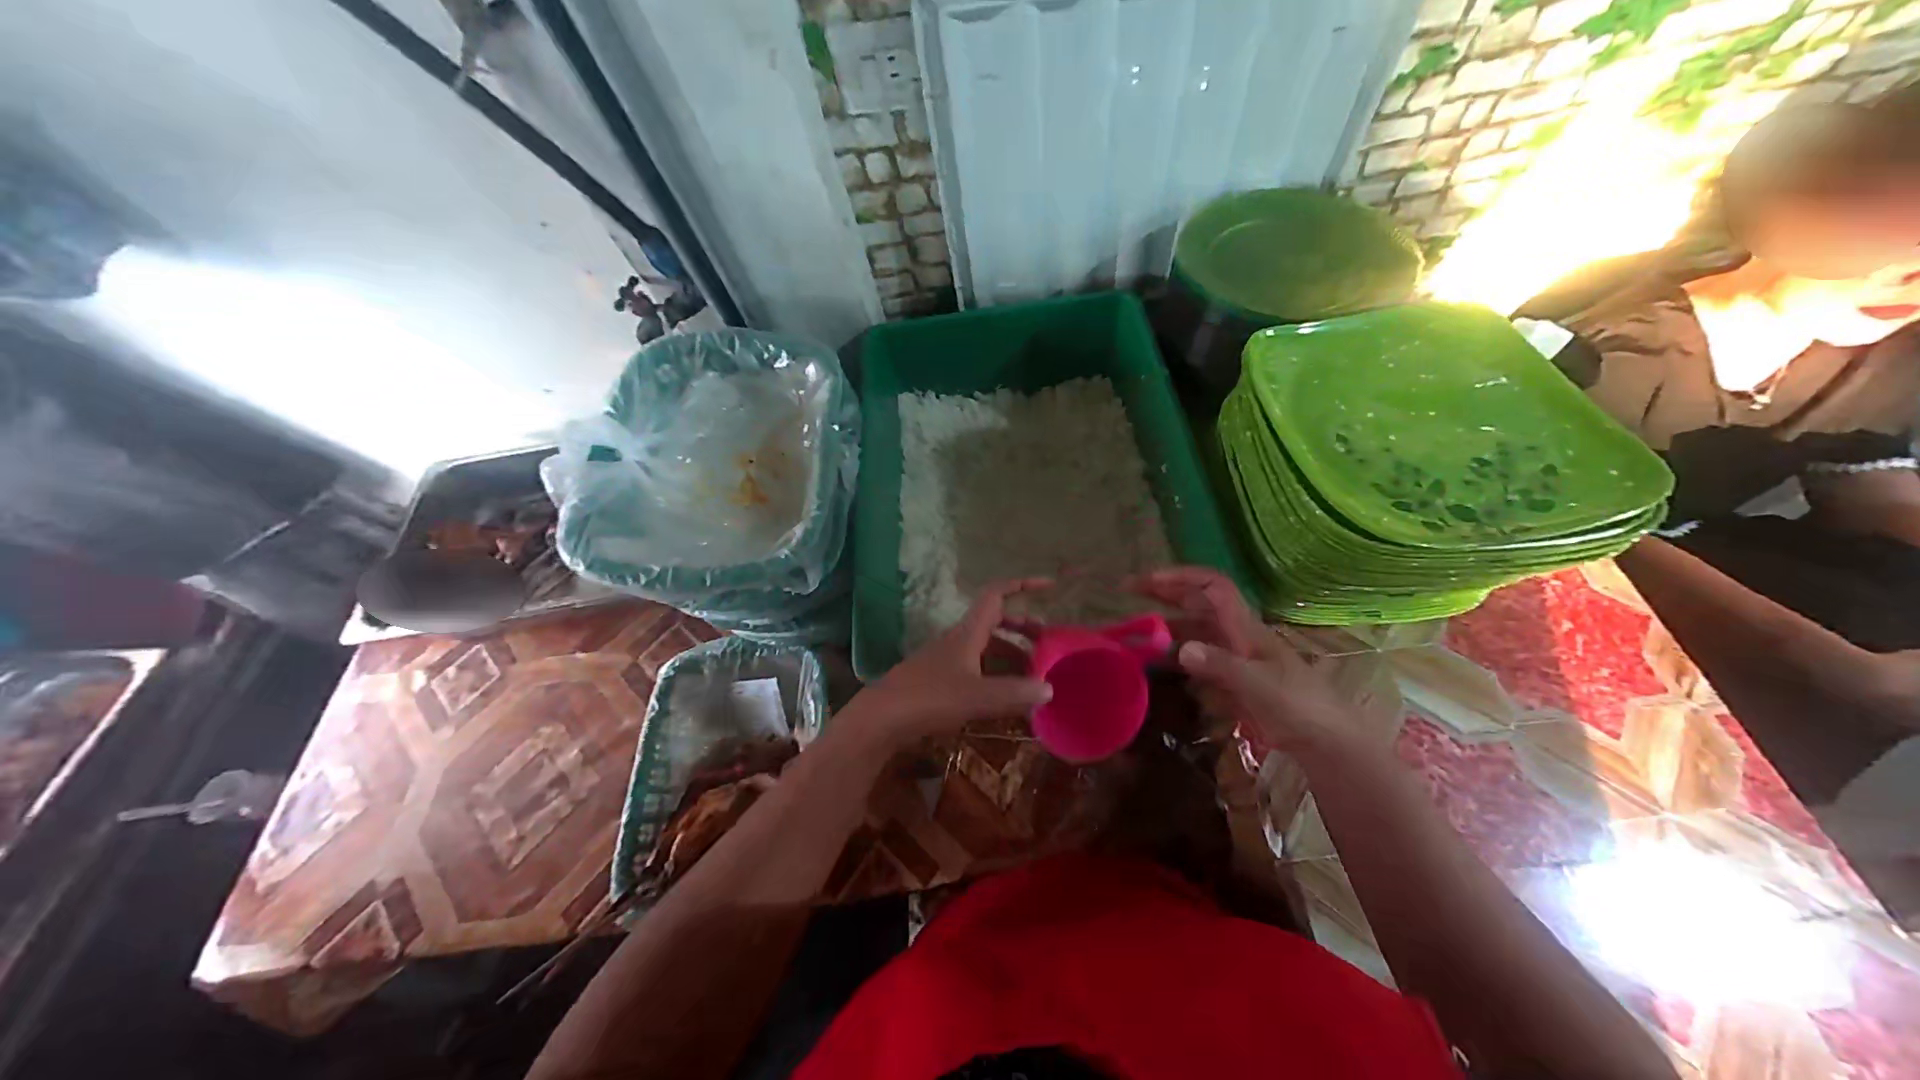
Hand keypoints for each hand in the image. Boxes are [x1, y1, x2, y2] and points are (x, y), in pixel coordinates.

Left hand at [839, 579, 1053, 748]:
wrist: (881, 718)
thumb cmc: (930, 698)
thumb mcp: (978, 697)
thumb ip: (1015, 692)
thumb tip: (1049, 688)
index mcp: (968, 633)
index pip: (997, 595)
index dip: (1023, 586)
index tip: (1049, 586)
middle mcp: (958, 640)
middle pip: (995, 622)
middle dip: (1024, 629)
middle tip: (1047, 645)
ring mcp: (947, 660)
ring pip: (986, 648)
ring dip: (1011, 655)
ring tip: (1034, 677)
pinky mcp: (939, 680)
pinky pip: (976, 668)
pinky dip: (996, 675)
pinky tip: (1006, 698)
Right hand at [1129, 567, 1358, 757]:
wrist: (1326, 740)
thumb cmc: (1298, 707)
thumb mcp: (1258, 685)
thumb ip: (1220, 666)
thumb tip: (1180, 649)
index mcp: (1244, 627)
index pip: (1211, 586)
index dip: (1180, 576)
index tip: (1147, 581)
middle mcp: (1236, 634)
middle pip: (1197, 602)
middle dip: (1163, 592)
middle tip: (1127, 592)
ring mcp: (1234, 657)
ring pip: (1194, 630)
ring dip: (1164, 626)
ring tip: (1133, 632)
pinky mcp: (1232, 679)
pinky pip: (1197, 658)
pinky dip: (1175, 655)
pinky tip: (1157, 665)